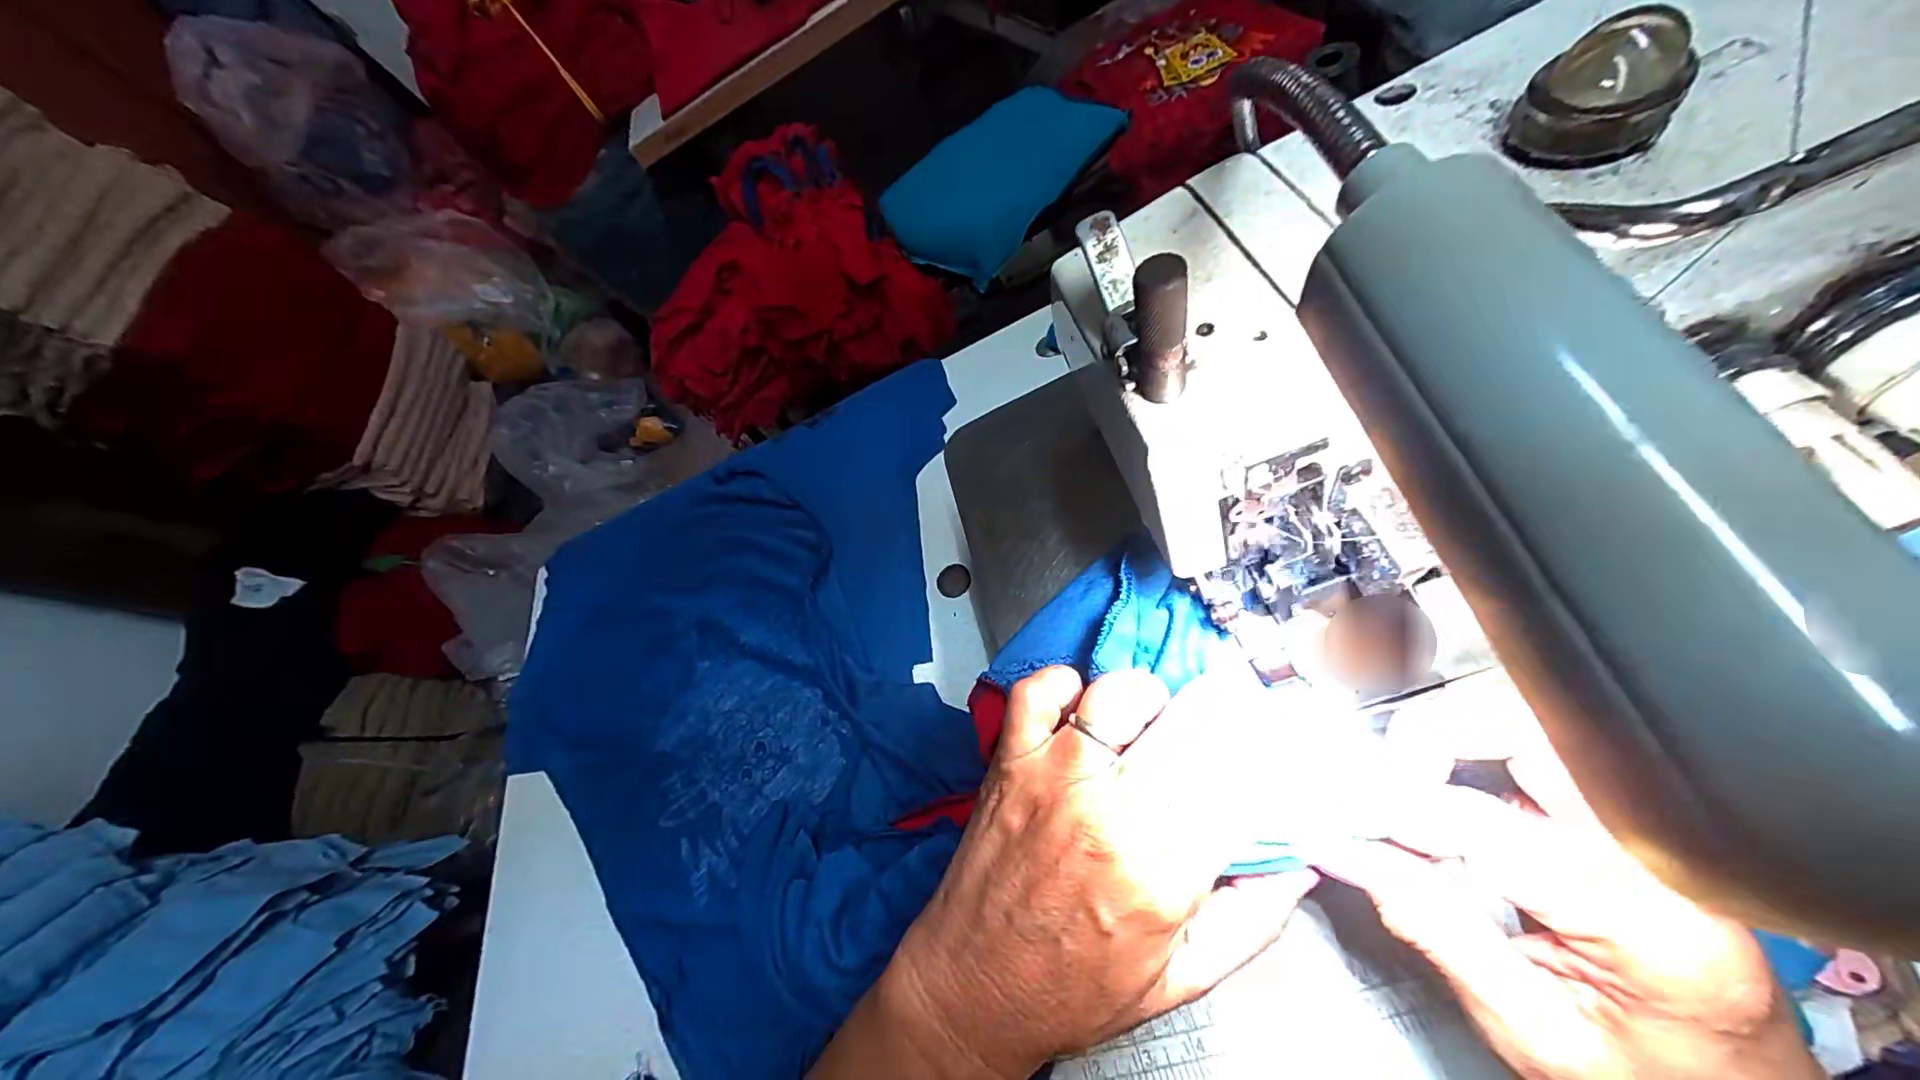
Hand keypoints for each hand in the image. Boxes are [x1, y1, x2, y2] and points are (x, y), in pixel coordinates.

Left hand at [813, 666, 1317, 1078]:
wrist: (975, 987)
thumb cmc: (1075, 988)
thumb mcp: (1178, 980)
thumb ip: (1248, 922)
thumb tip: (1295, 862)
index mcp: (1161, 877)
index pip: (1234, 787)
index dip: (1255, 762)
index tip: (1257, 755)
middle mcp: (1109, 815)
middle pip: (1184, 735)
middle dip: (1211, 722)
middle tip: (1210, 729)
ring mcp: (1052, 780)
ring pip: (1114, 699)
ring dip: (1143, 697)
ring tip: (1147, 717)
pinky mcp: (1009, 763)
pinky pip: (1036, 695)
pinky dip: (1061, 683)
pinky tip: (1079, 702)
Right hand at [1318, 674, 1821, 1079]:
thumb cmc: (1646, 1079)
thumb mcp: (1531, 1030)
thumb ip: (1436, 931)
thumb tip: (1354, 856)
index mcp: (1654, 927)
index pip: (1505, 832)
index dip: (1410, 811)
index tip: (1347, 812)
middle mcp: (1658, 859)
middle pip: (1531, 738)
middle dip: (1434, 738)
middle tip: (1377, 779)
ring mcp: (1640, 828)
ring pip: (1526, 727)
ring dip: (1446, 738)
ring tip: (1398, 784)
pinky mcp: (1612, 813)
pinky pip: (1526, 752)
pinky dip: (1462, 753)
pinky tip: (1433, 789)